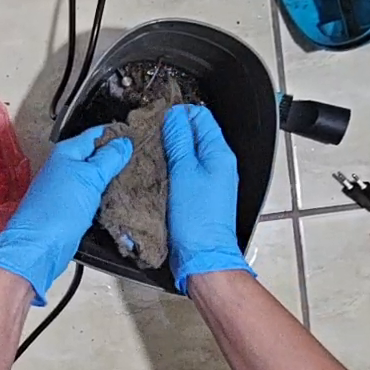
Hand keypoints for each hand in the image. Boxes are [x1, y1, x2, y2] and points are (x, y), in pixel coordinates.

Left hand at [0, 126, 133, 303]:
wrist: (40, 248)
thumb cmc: (56, 211)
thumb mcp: (89, 178)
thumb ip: (108, 159)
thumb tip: (124, 143)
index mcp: (67, 152)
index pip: (96, 134)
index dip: (117, 134)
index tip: (138, 137)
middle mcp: (66, 168)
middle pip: (97, 155)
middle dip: (117, 157)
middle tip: (142, 159)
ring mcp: (68, 188)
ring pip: (96, 176)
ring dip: (113, 178)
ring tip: (136, 177)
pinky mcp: (72, 208)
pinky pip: (94, 195)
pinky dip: (106, 195)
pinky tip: (120, 198)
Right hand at [162, 104, 253, 291]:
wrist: (202, 256)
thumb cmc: (196, 218)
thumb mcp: (184, 172)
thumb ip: (180, 141)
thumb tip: (174, 116)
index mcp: (219, 153)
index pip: (201, 117)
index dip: (179, 113)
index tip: (157, 117)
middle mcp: (219, 164)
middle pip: (195, 134)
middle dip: (173, 131)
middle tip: (150, 136)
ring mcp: (211, 181)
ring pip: (189, 154)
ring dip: (171, 151)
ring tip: (151, 153)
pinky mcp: (200, 196)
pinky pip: (186, 173)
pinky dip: (172, 169)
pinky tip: (158, 173)